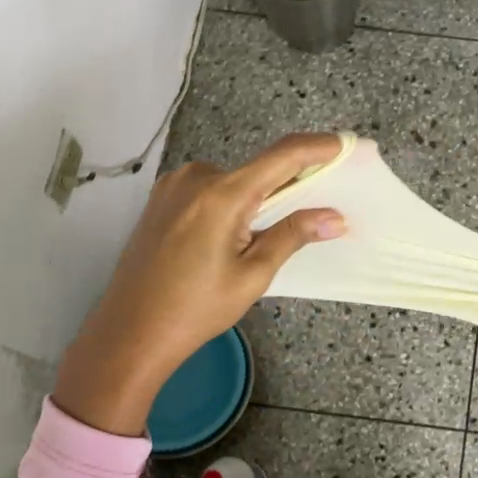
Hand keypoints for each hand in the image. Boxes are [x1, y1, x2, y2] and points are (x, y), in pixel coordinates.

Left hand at [53, 133, 344, 435]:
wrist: (132, 330)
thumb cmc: (196, 309)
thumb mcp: (253, 274)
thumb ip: (293, 236)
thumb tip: (335, 218)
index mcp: (222, 194)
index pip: (282, 156)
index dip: (317, 148)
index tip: (345, 146)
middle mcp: (196, 178)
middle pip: (257, 170)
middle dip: (289, 185)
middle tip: (316, 208)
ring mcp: (173, 186)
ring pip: (233, 182)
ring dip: (256, 199)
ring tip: (266, 238)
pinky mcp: (161, 199)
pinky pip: (209, 190)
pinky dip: (231, 203)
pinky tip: (233, 237)